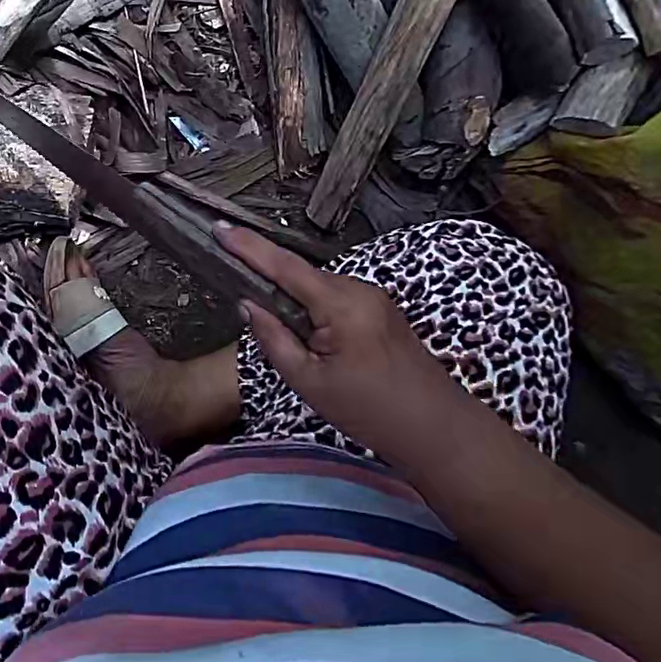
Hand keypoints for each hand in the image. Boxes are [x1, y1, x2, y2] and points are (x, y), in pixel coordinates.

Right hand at [216, 223, 463, 452]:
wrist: (442, 433)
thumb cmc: (372, 413)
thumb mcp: (309, 382)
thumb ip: (273, 338)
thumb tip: (248, 304)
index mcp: (342, 304)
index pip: (285, 266)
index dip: (249, 246)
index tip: (218, 228)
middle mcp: (359, 290)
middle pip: (300, 273)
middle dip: (266, 274)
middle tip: (230, 275)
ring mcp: (373, 297)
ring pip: (315, 286)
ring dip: (289, 294)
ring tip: (268, 317)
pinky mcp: (378, 309)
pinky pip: (331, 296)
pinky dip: (310, 304)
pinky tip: (302, 329)